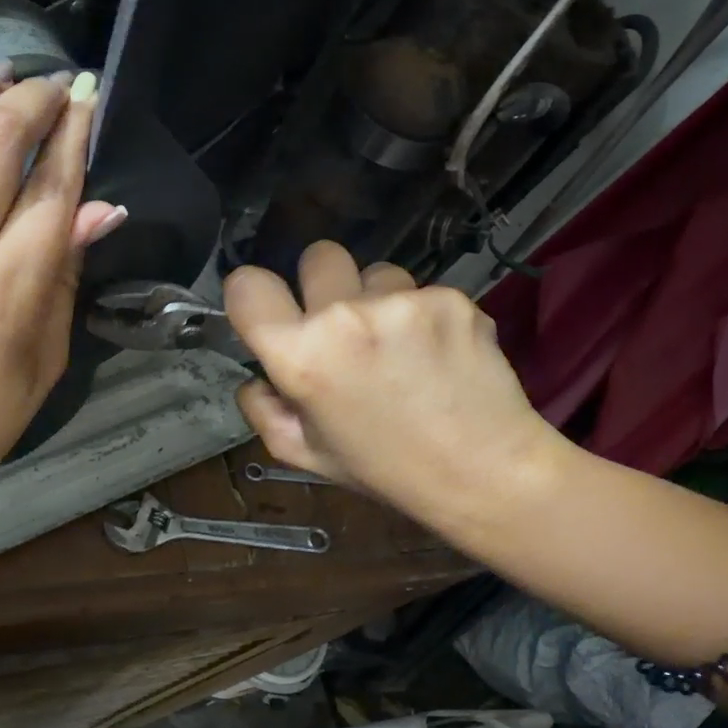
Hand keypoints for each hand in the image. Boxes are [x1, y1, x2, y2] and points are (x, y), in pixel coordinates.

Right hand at [224, 240, 572, 533]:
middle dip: (322, 285)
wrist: (480, 470)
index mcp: (299, 357)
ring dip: (377, 300)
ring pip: (375, 273)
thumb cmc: (382, 469)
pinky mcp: (450, 298)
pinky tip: (435, 354)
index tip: (269, 312)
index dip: (252, 296)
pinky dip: (422, 316)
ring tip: (397, 349)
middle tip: (340, 328)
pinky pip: (420, 291)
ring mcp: (402, 302)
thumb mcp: (301, 455)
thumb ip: (262, 409)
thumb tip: (258, 377)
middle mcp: (344, 317)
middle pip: (317, 256)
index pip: (247, 285)